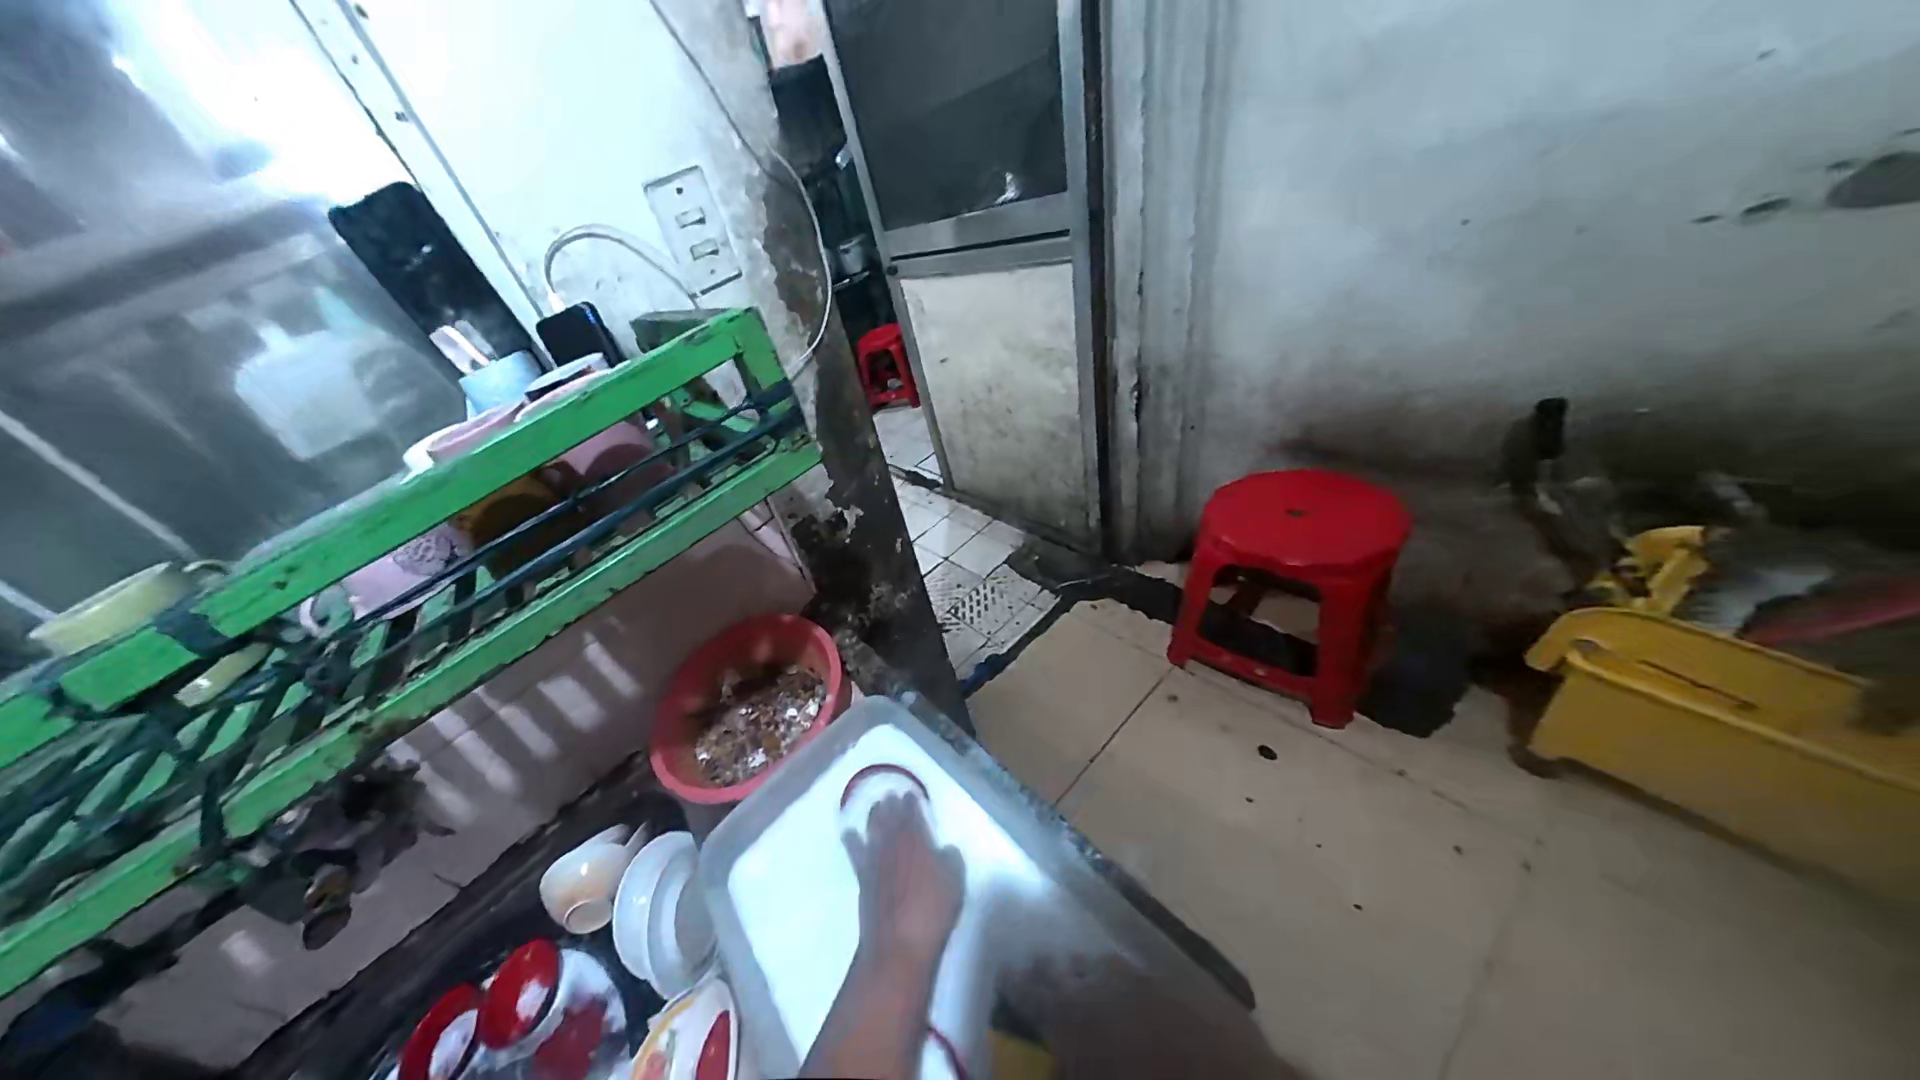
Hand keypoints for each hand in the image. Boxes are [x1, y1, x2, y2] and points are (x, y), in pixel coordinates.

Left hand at [844, 792, 964, 968]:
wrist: (897, 945)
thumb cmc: (933, 914)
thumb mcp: (955, 885)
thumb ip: (952, 861)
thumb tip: (946, 848)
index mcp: (918, 843)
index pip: (914, 816)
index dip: (912, 803)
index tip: (910, 793)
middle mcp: (894, 846)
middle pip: (891, 819)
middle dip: (892, 805)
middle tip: (891, 793)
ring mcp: (876, 862)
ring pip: (873, 831)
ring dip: (874, 816)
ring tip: (875, 805)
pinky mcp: (863, 879)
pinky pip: (855, 854)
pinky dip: (851, 841)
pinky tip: (848, 832)